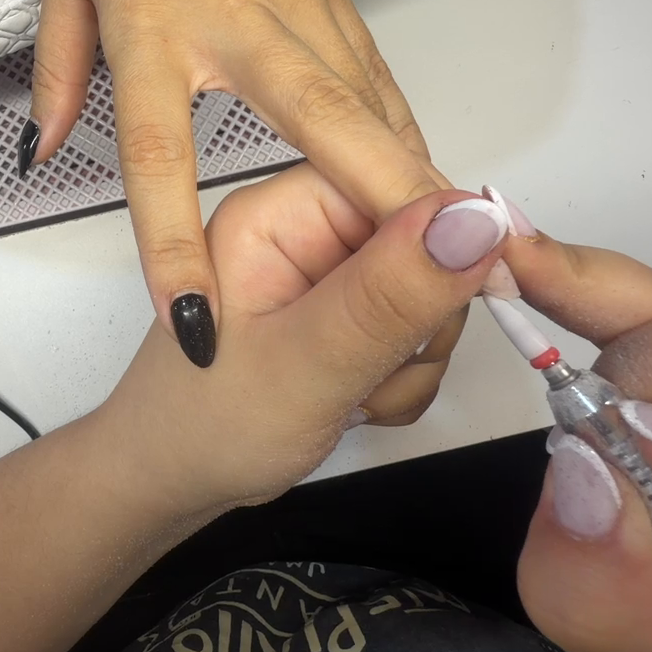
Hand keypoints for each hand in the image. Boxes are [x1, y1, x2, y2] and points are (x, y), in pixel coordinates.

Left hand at [27, 0, 448, 366]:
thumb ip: (61, 72)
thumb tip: (47, 152)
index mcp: (154, 29)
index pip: (163, 157)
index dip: (175, 248)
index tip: (197, 326)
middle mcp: (241, 26)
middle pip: (324, 126)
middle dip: (380, 209)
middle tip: (428, 289)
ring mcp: (303, 7)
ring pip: (372, 103)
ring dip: (415, 181)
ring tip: (459, 257)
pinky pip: (377, 78)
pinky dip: (406, 135)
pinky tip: (424, 181)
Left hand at [87, 166, 513, 519]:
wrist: (174, 475)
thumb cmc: (207, 422)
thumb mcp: (307, 362)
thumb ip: (391, 293)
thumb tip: (477, 217)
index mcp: (275, 212)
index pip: (389, 176)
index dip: (447, 234)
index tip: (476, 297)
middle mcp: (299, 228)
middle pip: (420, 236)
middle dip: (422, 315)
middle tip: (376, 368)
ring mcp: (320, 269)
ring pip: (425, 287)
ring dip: (411, 354)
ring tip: (354, 394)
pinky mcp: (337, 306)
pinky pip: (411, 323)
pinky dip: (402, 372)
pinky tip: (357, 400)